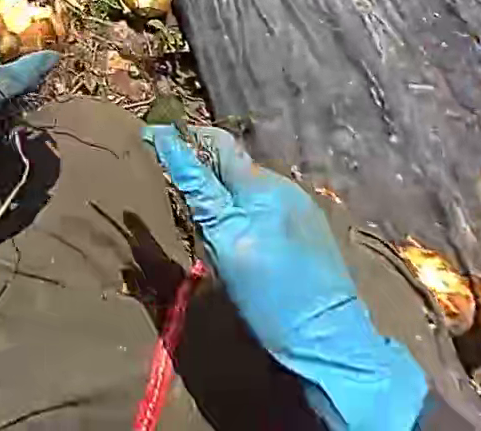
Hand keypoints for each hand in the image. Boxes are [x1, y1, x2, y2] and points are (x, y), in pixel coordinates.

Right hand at [145, 125, 428, 430]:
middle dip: (199, 161)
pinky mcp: (307, 220)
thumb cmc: (268, 300)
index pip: (214, 142)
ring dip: (220, 182)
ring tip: (203, 209)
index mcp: (258, 187)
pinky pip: (263, 196)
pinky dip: (241, 201)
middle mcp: (279, 185)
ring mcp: (297, 202)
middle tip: (171, 176)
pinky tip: (237, 227)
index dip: (180, 137)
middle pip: (230, 158)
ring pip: (245, 178)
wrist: (331, 344)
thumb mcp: (222, 245)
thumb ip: (197, 192)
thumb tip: (167, 144)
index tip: (149, 135)